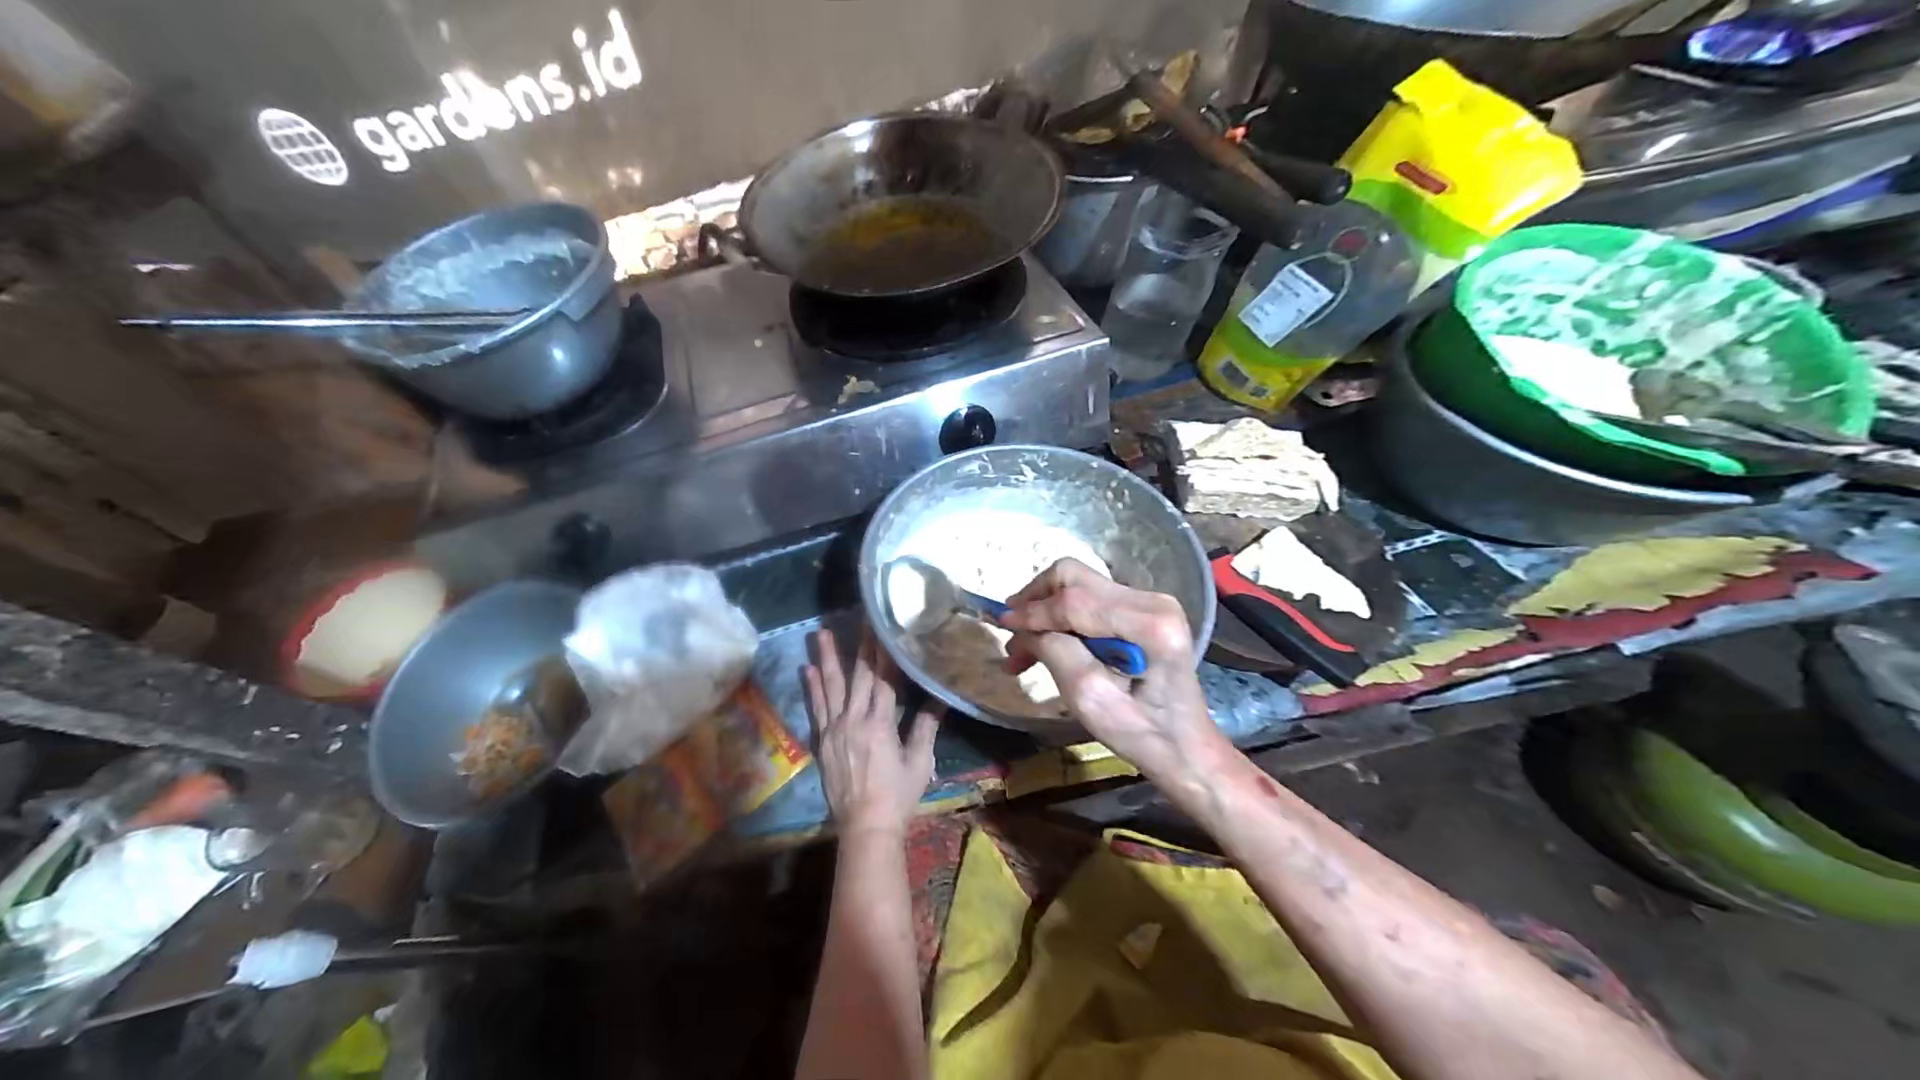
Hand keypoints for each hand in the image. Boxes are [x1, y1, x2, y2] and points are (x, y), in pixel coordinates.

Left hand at [805, 626, 940, 837]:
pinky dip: (812, 688)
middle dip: (861, 645)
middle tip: (861, 619)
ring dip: (826, 658)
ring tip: (821, 633)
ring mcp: (834, 730)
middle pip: (858, 676)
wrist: (865, 826)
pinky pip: (817, 709)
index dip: (885, 653)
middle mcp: (854, 720)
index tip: (885, 628)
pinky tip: (807, 669)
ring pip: (831, 686)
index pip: (884, 679)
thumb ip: (925, 728)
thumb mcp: (919, 762)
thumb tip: (939, 699)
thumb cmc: (898, 796)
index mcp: (880, 724)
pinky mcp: (823, 741)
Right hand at [1000, 559, 1232, 787]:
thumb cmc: (1141, 733)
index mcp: (1150, 625)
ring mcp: (1150, 601)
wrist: (1183, 746)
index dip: (1033, 611)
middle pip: (1076, 578)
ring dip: (1046, 611)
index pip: (1076, 602)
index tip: (1001, 625)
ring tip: (1023, 649)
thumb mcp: (1090, 699)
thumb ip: (1056, 653)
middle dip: (1036, 601)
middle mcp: (1154, 601)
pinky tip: (1047, 644)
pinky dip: (1063, 618)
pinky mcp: (1142, 609)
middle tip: (1013, 633)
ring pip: (1078, 586)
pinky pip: (1090, 600)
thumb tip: (1024, 627)